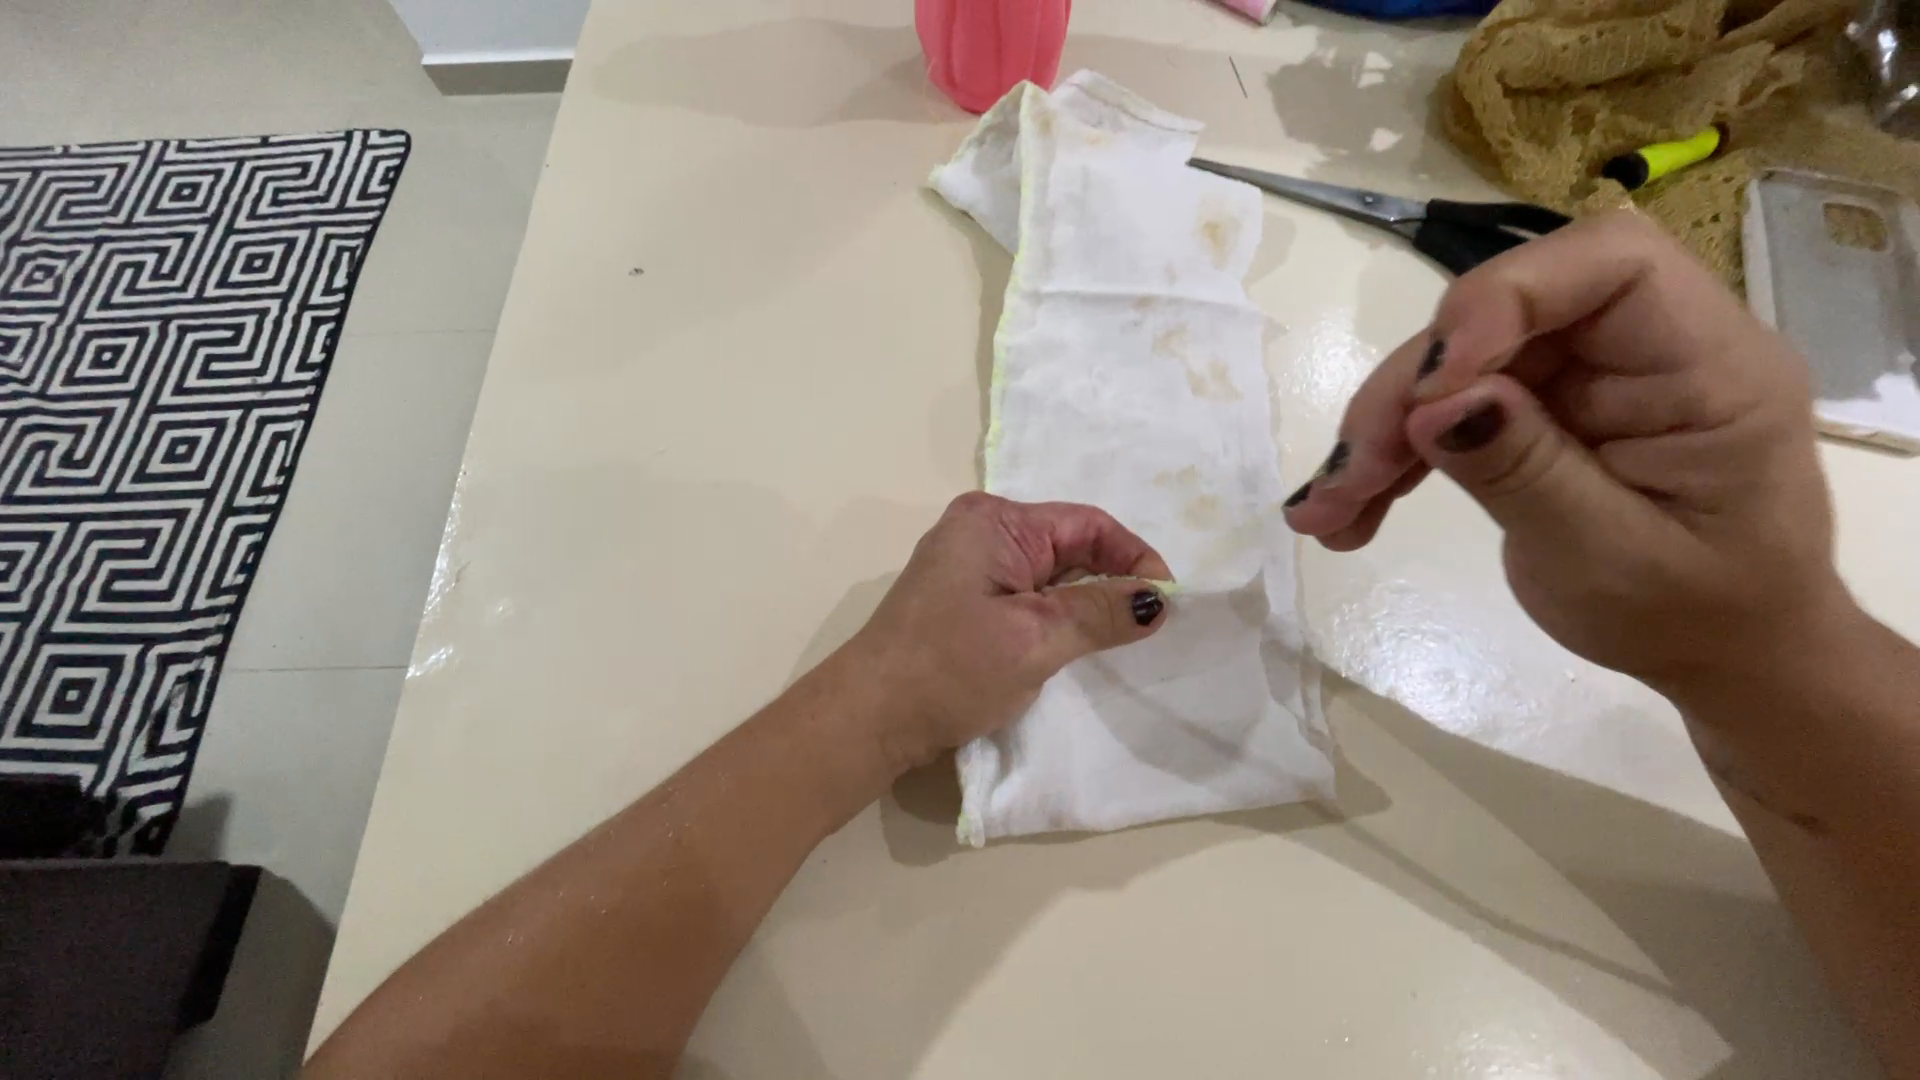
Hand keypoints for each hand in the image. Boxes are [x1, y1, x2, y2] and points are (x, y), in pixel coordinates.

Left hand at [840, 493, 1171, 773]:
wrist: (871, 717)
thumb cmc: (951, 670)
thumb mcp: (1035, 639)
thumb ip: (1101, 612)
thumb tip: (1158, 598)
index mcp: (994, 521)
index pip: (1086, 524)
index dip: (1134, 556)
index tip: (1168, 600)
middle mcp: (980, 531)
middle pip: (1068, 545)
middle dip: (1112, 579)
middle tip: (1152, 622)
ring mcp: (969, 565)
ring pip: (1049, 574)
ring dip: (1085, 600)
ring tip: (1122, 635)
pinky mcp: (964, 599)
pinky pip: (1026, 595)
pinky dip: (1057, 614)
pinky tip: (1077, 640)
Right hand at [1284, 211, 1855, 696]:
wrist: (1714, 653)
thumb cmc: (1691, 616)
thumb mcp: (1606, 556)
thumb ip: (1524, 472)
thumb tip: (1432, 406)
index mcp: (1705, 367)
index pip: (1608, 266)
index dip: (1502, 300)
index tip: (1427, 391)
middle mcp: (1633, 353)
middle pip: (1493, 324)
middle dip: (1402, 398)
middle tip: (1346, 481)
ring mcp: (1574, 381)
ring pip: (1448, 371)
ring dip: (1376, 438)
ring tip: (1326, 512)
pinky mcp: (1530, 412)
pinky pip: (1439, 413)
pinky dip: (1385, 463)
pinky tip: (1345, 512)